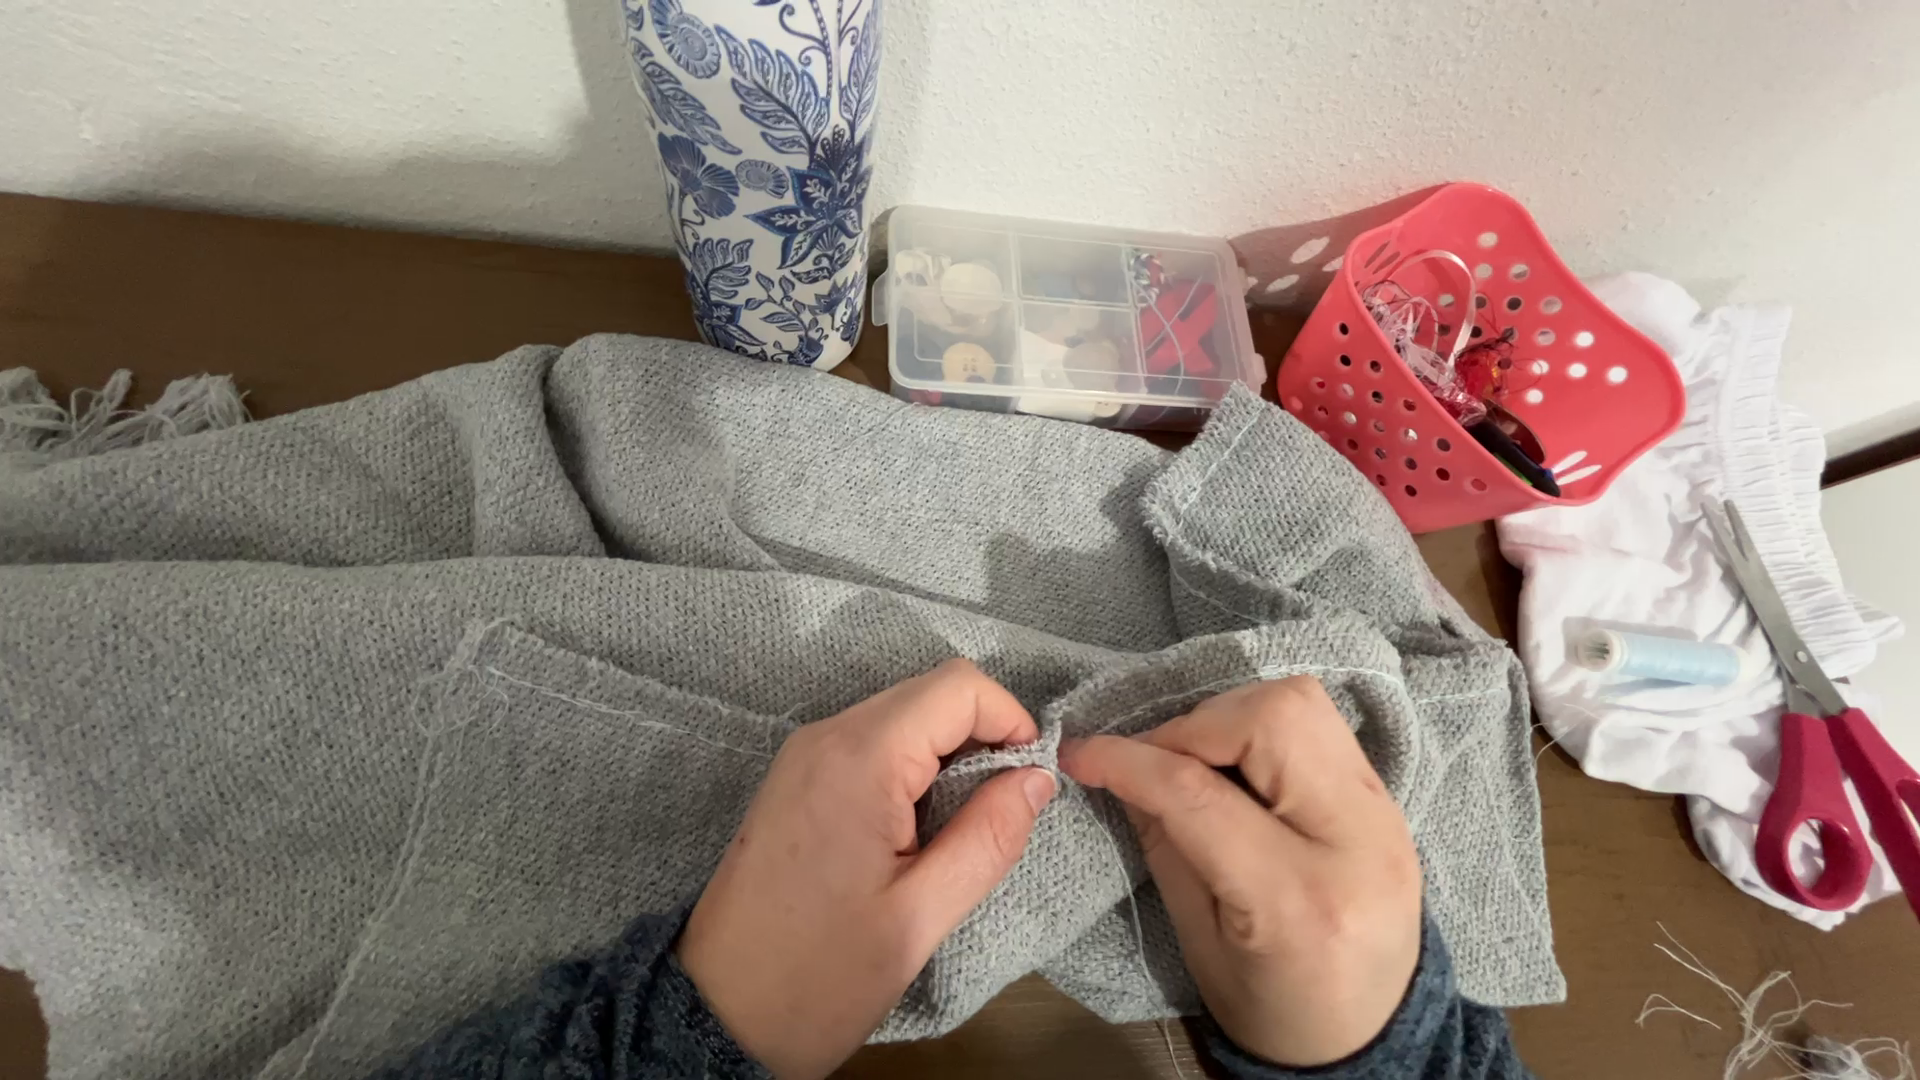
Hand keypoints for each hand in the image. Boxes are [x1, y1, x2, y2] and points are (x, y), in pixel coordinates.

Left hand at [677, 659, 1057, 1079]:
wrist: (717, 1010)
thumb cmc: (819, 974)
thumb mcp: (919, 916)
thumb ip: (988, 837)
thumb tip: (1037, 779)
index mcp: (861, 756)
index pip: (958, 687)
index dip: (1009, 717)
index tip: (1030, 775)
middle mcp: (830, 733)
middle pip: (931, 691)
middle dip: (982, 732)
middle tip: (1003, 802)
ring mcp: (808, 747)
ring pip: (905, 710)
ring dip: (948, 748)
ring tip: (962, 818)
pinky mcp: (799, 769)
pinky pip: (874, 735)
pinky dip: (913, 759)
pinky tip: (919, 817)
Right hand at [1060, 676, 1421, 1067]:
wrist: (1371, 1039)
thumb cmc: (1270, 1004)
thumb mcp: (1194, 933)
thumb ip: (1158, 836)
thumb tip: (1115, 765)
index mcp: (1299, 899)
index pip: (1198, 792)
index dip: (1126, 760)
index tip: (1080, 753)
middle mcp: (1357, 839)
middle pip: (1269, 718)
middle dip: (1192, 724)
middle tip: (1157, 762)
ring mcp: (1384, 810)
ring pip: (1297, 702)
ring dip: (1228, 716)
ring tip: (1199, 760)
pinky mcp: (1387, 794)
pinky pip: (1315, 720)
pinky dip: (1258, 723)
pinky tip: (1237, 763)